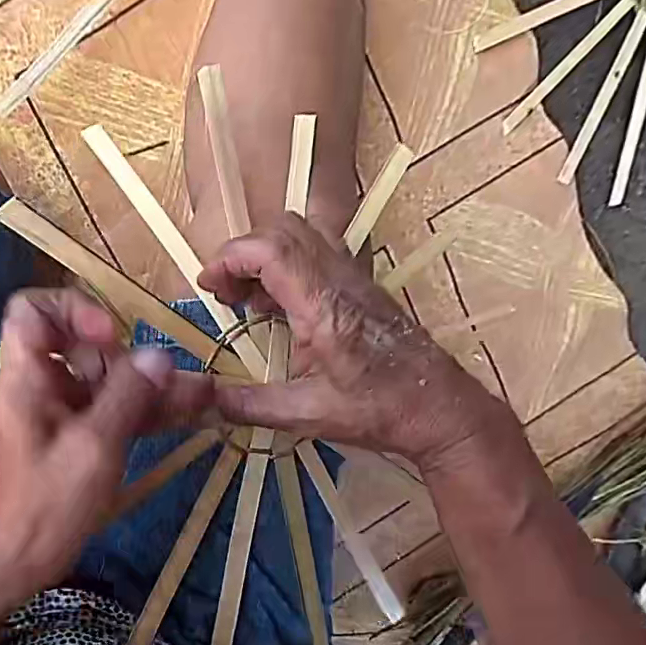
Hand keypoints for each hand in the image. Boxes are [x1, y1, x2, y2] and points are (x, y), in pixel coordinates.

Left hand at [0, 289, 204, 597]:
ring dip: (152, 389)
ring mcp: (63, 415)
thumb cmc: (49, 503)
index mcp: (28, 378)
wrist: (23, 558)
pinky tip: (188, 412)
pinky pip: (113, 414)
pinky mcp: (79, 440)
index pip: (33, 310)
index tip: (110, 335)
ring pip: (109, 384)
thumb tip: (160, 356)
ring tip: (202, 394)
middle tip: (166, 383)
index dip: (74, 311)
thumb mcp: (94, 446)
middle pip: (86, 349)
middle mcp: (43, 388)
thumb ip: (129, 396)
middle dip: (132, 361)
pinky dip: (145, 413)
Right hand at [197, 213, 510, 468]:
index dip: (230, 258)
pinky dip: (287, 268)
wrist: (439, 408)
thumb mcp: (307, 415)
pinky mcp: (362, 286)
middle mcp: (341, 279)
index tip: (208, 286)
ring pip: (303, 235)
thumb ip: (250, 406)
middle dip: (243, 253)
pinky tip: (279, 309)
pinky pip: (318, 255)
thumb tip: (206, 402)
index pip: (270, 249)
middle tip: (226, 295)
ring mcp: (355, 278)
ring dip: (265, 257)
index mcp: (324, 307)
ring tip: (247, 302)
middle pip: (283, 229)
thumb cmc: (379, 412)